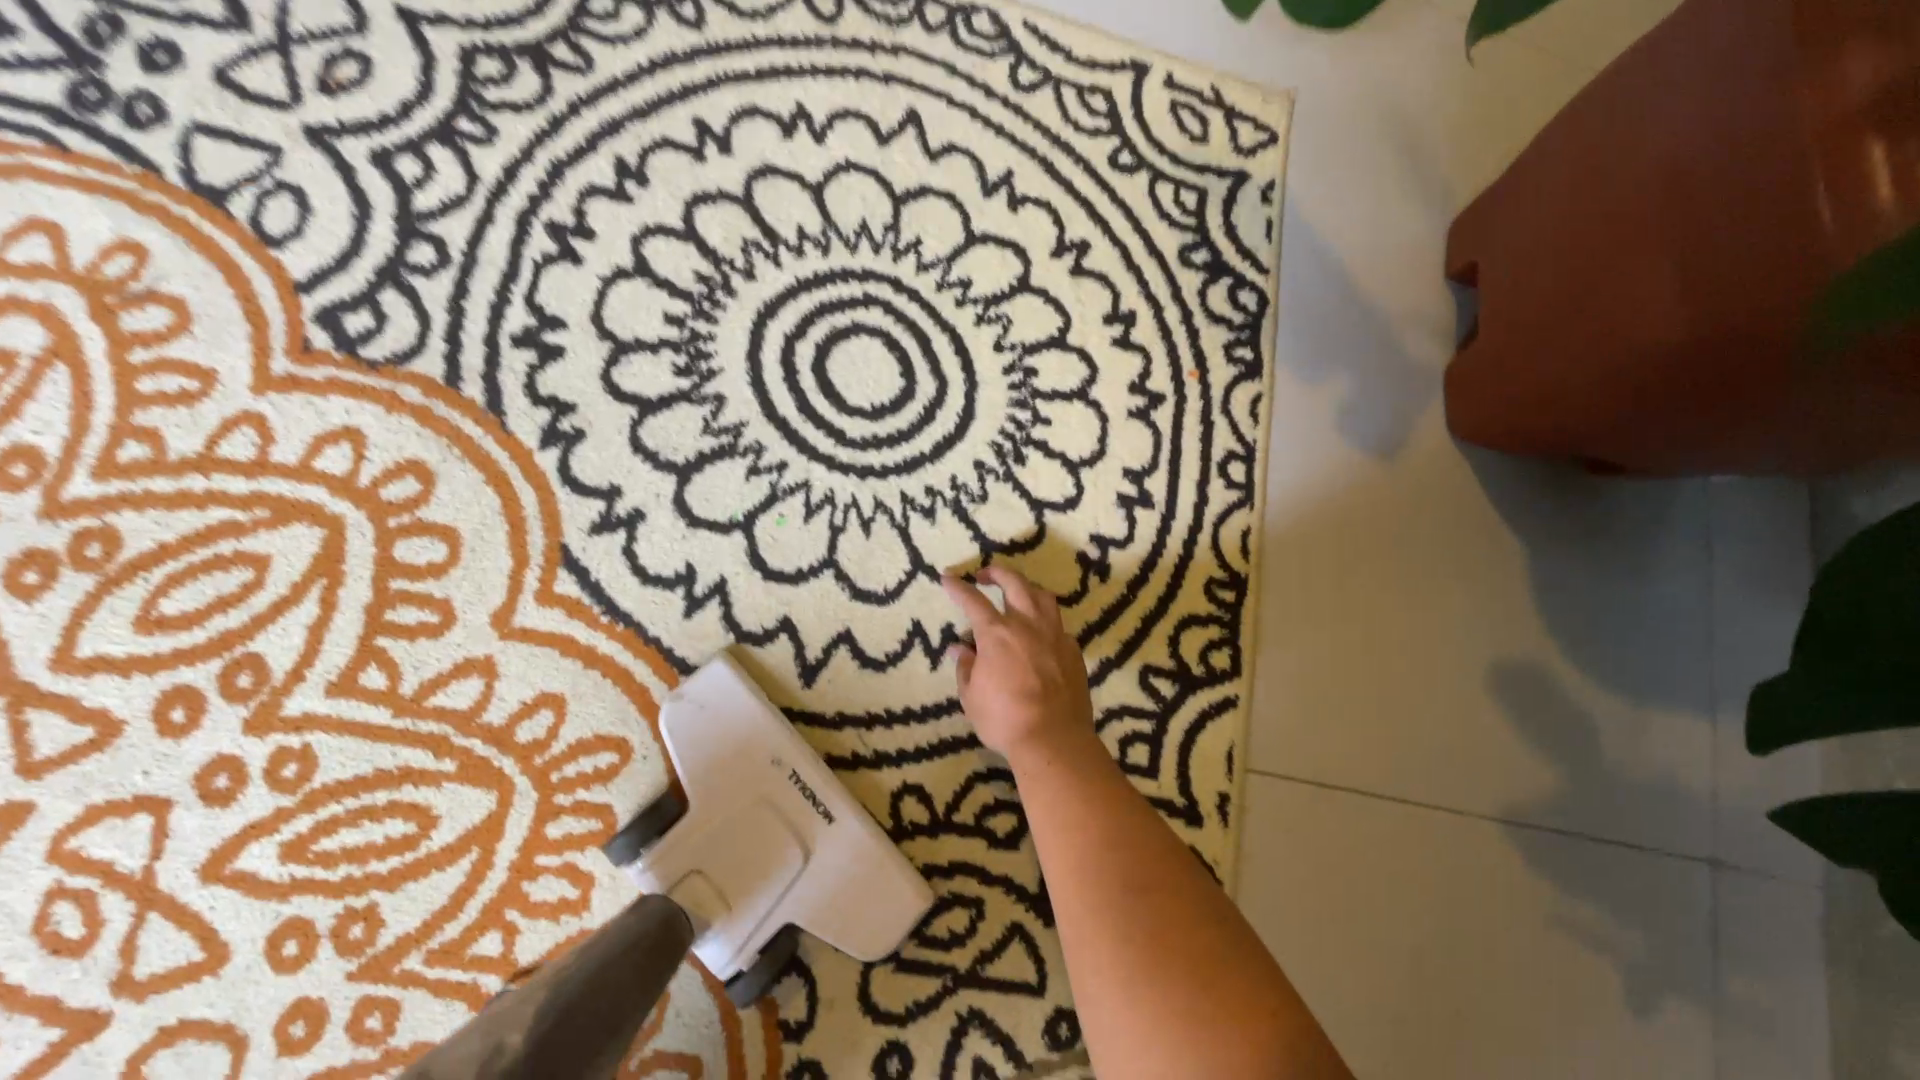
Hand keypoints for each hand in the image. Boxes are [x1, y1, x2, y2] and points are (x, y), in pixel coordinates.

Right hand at [942, 566, 1096, 764]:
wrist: (1053, 738)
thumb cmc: (1003, 719)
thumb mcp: (971, 697)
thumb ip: (966, 668)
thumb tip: (961, 648)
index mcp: (996, 633)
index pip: (973, 600)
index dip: (958, 587)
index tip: (948, 578)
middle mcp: (1027, 625)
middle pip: (1014, 584)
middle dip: (997, 573)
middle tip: (986, 574)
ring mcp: (1054, 635)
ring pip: (1042, 597)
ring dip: (1027, 588)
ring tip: (1018, 593)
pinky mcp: (1073, 650)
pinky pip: (1058, 624)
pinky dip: (1045, 620)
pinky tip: (1041, 632)